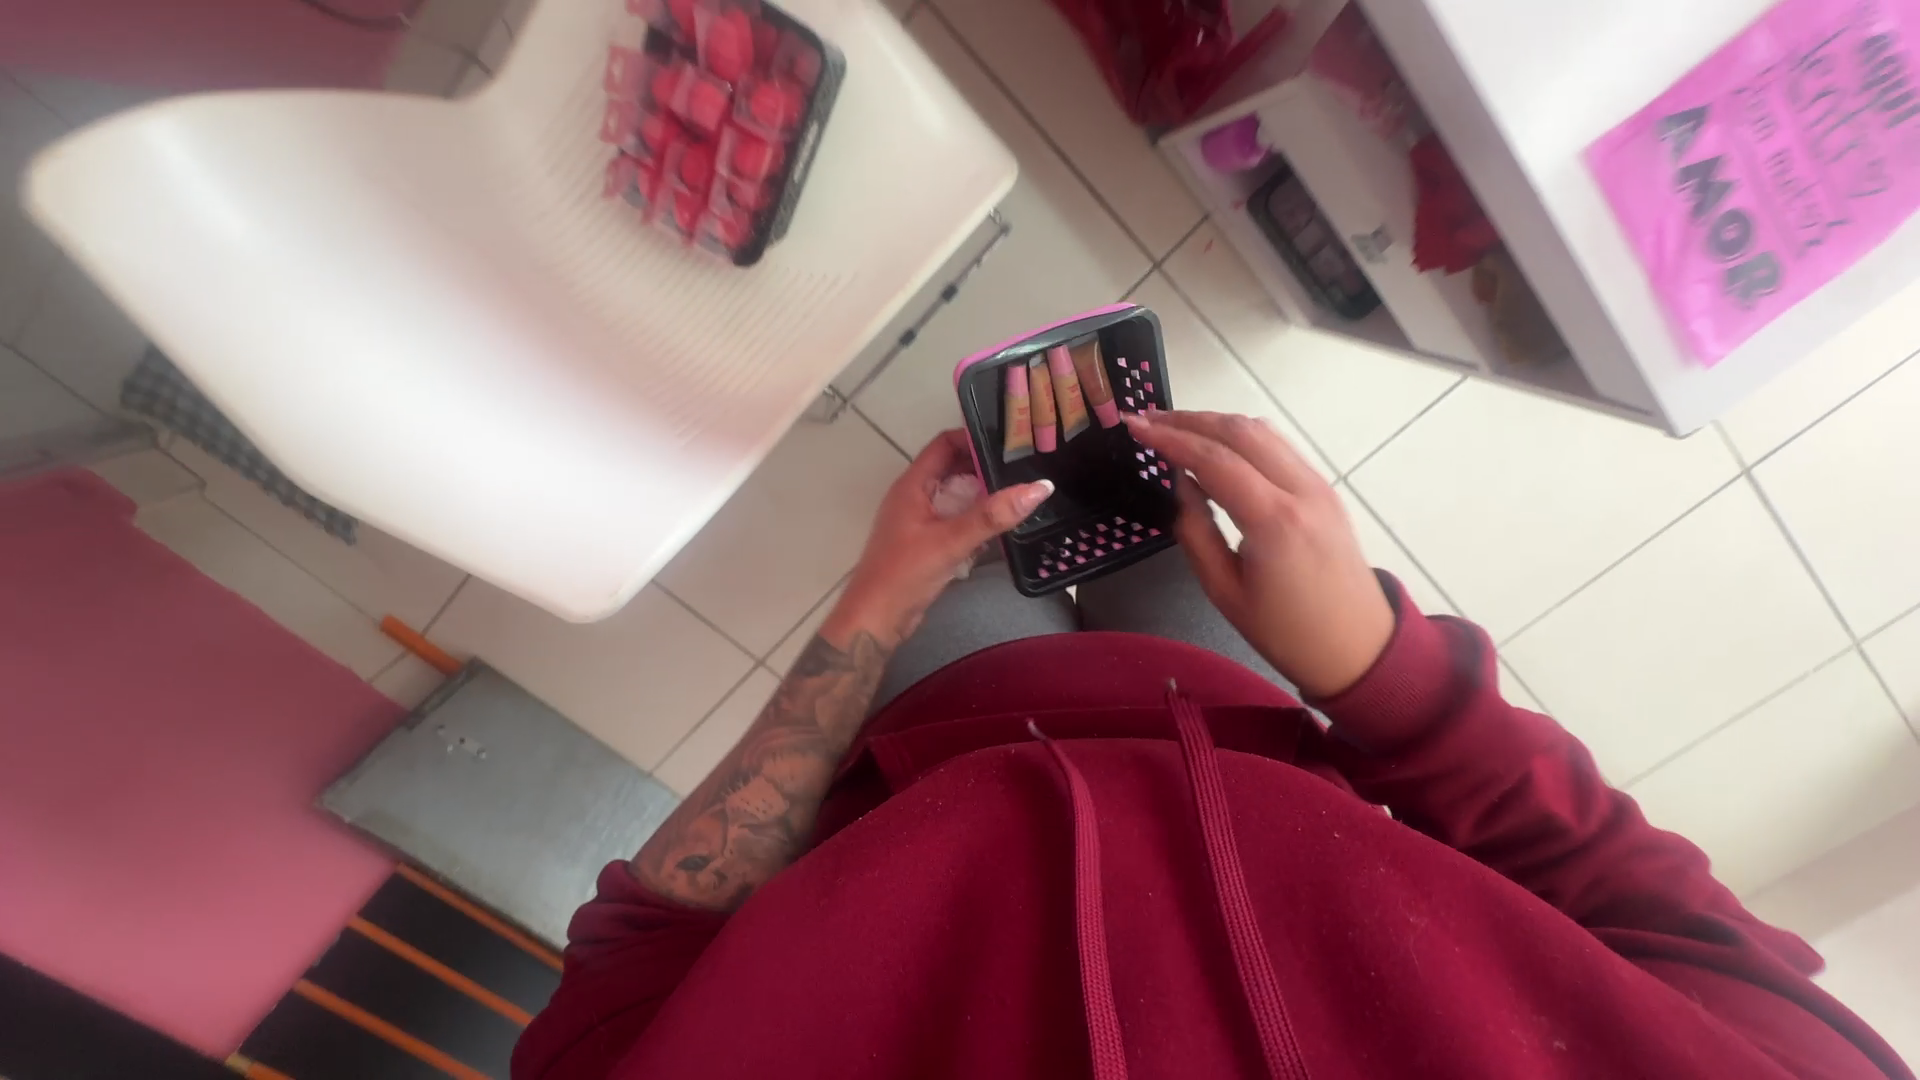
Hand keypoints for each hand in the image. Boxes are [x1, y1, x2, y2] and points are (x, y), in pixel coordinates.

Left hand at [823, 429, 1052, 648]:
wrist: (875, 621)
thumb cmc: (903, 574)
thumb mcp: (951, 541)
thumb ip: (993, 516)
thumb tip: (1039, 488)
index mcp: (912, 486)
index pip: (944, 445)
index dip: (973, 438)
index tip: (1010, 442)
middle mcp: (914, 497)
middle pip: (952, 468)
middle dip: (984, 467)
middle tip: (1024, 466)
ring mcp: (919, 521)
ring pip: (956, 497)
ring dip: (983, 495)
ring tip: (1021, 492)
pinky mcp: (926, 544)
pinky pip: (955, 521)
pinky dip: (976, 519)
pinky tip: (1001, 527)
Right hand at [1121, 410, 1392, 697]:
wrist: (1358, 647)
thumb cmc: (1285, 631)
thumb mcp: (1223, 589)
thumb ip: (1195, 531)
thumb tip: (1179, 484)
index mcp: (1273, 520)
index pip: (1214, 459)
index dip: (1169, 438)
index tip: (1133, 426)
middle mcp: (1301, 490)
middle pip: (1240, 431)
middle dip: (1188, 419)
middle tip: (1146, 419)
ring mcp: (1318, 485)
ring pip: (1262, 431)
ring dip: (1214, 422)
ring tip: (1173, 427)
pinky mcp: (1323, 489)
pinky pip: (1277, 446)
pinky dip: (1239, 436)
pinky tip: (1213, 444)